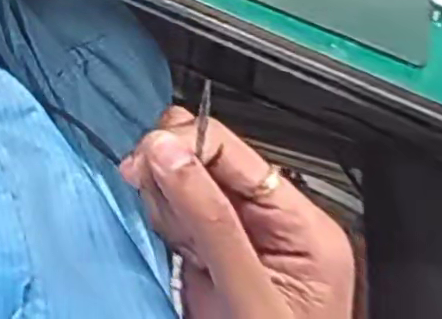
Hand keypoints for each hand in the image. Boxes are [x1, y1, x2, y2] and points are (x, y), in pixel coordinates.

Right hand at [121, 108, 354, 318]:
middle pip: (195, 148)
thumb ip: (209, 220)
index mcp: (298, 221)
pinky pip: (168, 194)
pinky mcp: (207, 232)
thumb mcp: (248, 297)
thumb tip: (164, 147)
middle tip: (162, 213)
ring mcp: (236, 222)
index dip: (177, 146)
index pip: (222, 144)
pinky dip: (159, 211)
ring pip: (175, 167)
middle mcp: (269, 213)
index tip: (142, 171)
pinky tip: (175, 243)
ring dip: (161, 197)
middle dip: (166, 173)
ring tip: (180, 244)